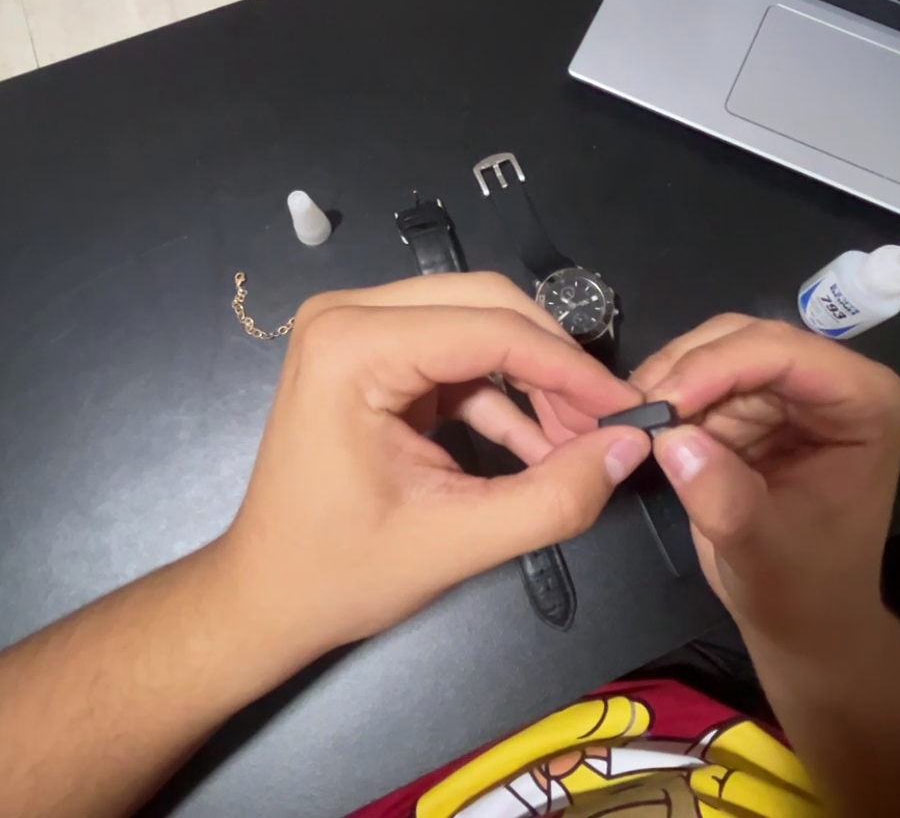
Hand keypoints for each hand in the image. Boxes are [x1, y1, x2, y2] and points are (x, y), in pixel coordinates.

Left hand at [218, 273, 650, 652]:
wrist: (265, 595)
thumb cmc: (340, 572)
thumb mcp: (457, 541)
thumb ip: (555, 496)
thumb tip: (634, 445)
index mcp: (354, 345)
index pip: (490, 330)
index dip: (570, 369)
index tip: (629, 408)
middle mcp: (350, 313)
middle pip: (487, 306)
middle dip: (553, 365)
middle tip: (604, 423)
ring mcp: (357, 327)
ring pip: (478, 324)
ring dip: (533, 381)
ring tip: (577, 442)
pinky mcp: (373, 352)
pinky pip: (457, 355)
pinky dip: (501, 396)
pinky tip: (537, 447)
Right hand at [631, 315, 899, 666]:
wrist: (801, 615)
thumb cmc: (803, 589)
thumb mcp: (765, 554)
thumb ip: (726, 499)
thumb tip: (672, 440)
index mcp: (864, 404)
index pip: (786, 353)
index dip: (719, 367)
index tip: (662, 406)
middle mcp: (829, 381)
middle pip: (746, 338)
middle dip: (686, 369)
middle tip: (635, 411)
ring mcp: (789, 388)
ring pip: (714, 347)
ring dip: (668, 378)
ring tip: (632, 418)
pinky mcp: (752, 401)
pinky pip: (698, 374)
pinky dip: (665, 392)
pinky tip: (642, 421)